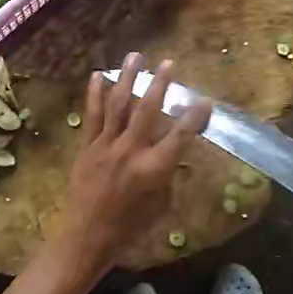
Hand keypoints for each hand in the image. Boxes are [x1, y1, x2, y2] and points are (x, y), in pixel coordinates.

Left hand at [47, 54, 211, 275]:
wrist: (86, 237)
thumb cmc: (129, 228)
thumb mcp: (160, 206)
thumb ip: (167, 175)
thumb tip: (173, 154)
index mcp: (154, 168)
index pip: (181, 136)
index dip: (195, 117)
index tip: (205, 101)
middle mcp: (131, 150)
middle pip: (148, 110)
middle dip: (160, 84)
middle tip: (168, 63)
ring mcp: (106, 146)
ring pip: (119, 105)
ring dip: (127, 78)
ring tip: (134, 56)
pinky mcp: (87, 147)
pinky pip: (93, 116)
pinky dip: (95, 94)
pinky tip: (98, 76)